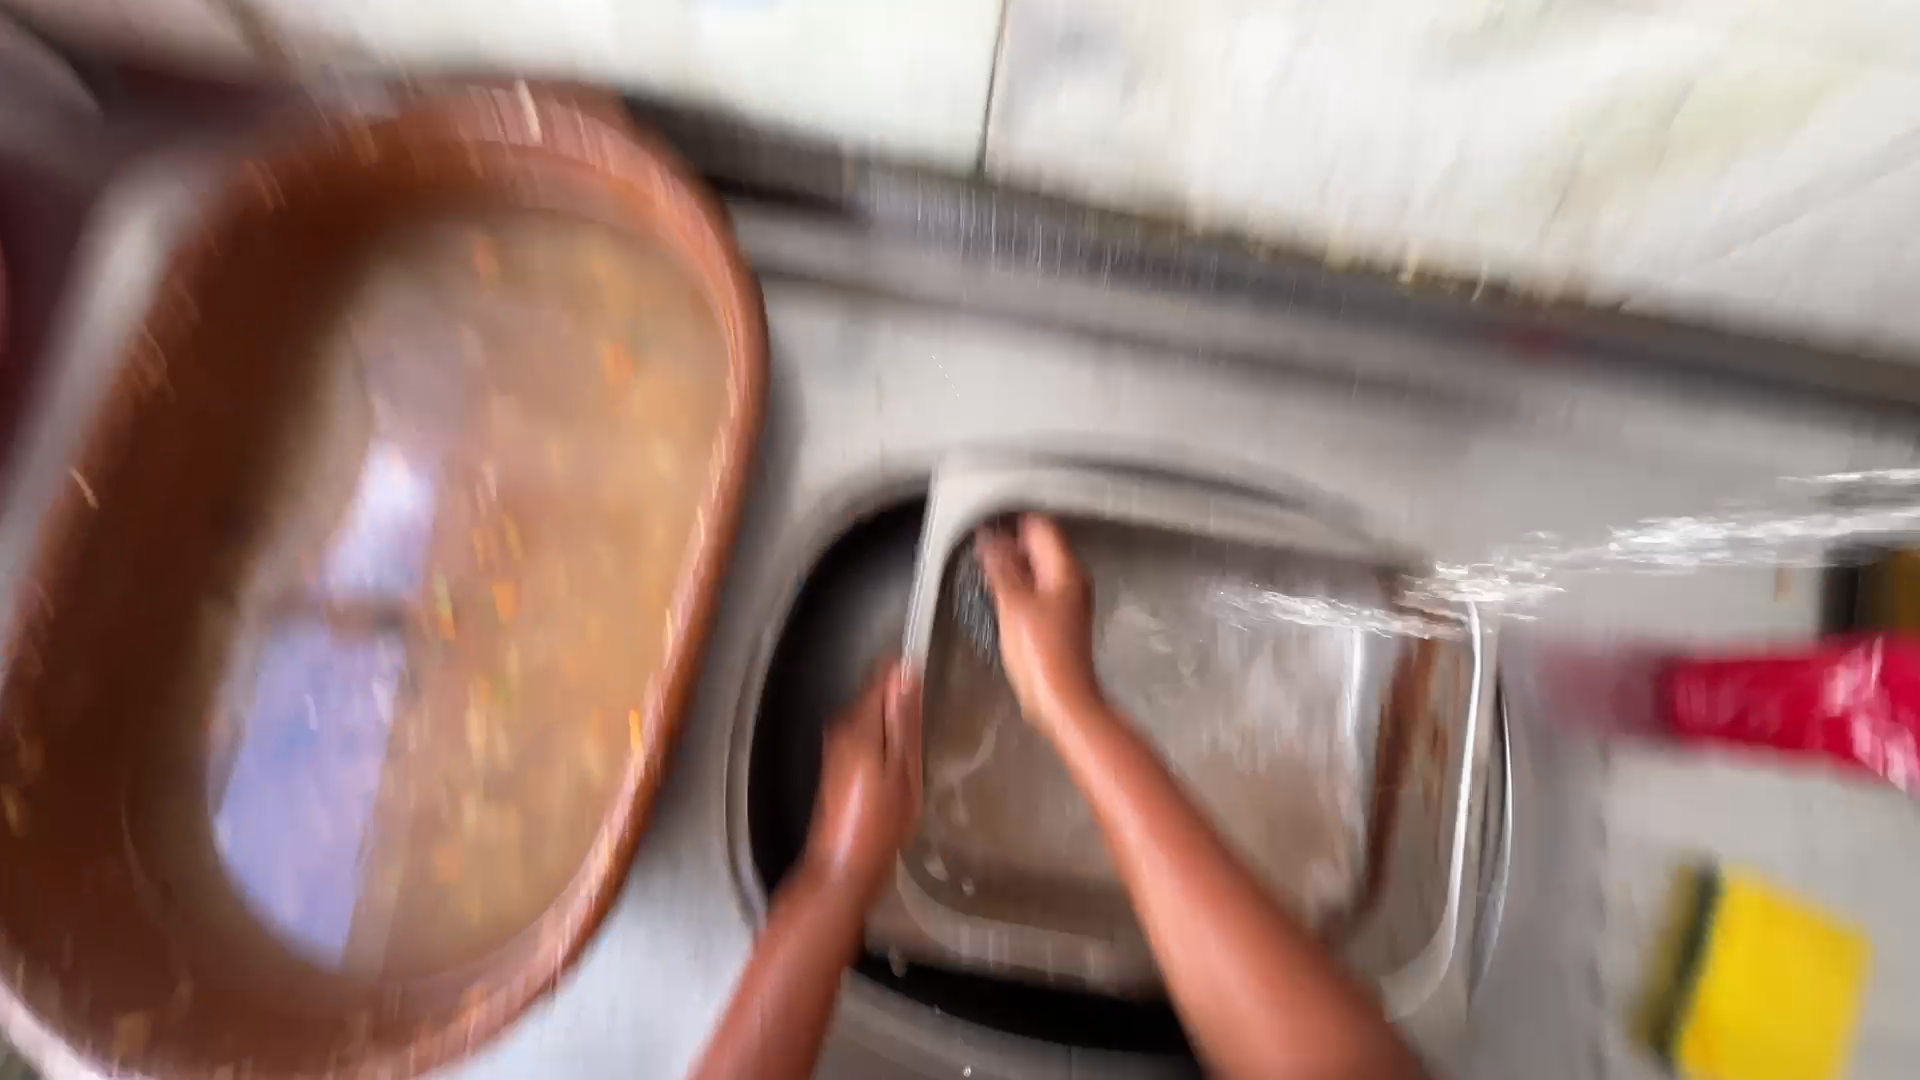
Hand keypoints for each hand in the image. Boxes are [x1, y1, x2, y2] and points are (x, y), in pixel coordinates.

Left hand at [803, 659, 922, 901]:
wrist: (845, 866)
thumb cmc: (881, 821)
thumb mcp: (903, 768)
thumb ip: (904, 718)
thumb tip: (907, 672)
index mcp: (859, 724)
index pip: (881, 675)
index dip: (905, 672)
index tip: (928, 679)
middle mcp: (841, 727)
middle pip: (876, 694)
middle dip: (901, 701)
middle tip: (926, 726)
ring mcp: (835, 743)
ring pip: (871, 714)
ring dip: (893, 722)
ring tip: (915, 748)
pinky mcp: (836, 760)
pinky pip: (865, 732)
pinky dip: (883, 738)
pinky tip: (897, 764)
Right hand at [974, 514, 1104, 734]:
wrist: (1061, 700)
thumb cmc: (1043, 656)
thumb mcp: (1013, 604)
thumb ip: (1001, 567)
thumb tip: (990, 540)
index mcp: (1066, 570)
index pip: (1041, 526)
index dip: (1013, 523)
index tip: (987, 527)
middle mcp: (1072, 581)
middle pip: (1040, 546)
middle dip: (1010, 545)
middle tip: (982, 552)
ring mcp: (1067, 601)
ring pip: (1037, 568)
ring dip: (1013, 567)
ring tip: (987, 573)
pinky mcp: (1059, 619)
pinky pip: (1037, 590)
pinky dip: (1019, 588)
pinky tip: (1001, 598)